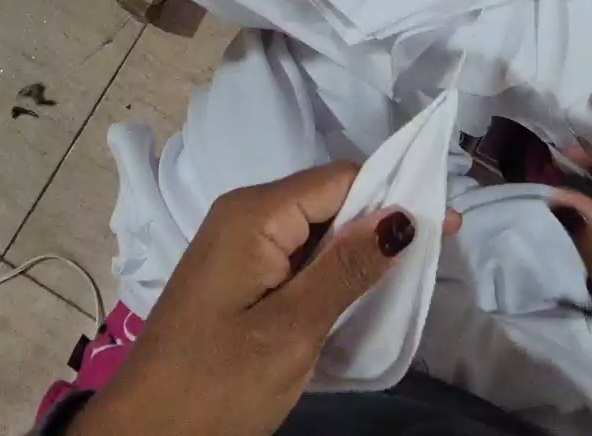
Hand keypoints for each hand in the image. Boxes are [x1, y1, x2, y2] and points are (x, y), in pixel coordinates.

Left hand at [70, 162, 454, 435]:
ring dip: (358, 246)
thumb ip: (346, 269)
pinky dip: (331, 267)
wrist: (145, 435)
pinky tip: (362, 286)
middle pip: (327, 198)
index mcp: (254, 213)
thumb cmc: (217, 383)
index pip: (337, 180)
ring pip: (314, 227)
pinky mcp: (239, 272)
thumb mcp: (292, 330)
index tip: (447, 221)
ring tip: (411, 268)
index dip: (393, 193)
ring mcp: (238, 243)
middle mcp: (245, 213)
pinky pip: (295, 253)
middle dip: (380, 218)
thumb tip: (403, 214)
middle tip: (440, 248)